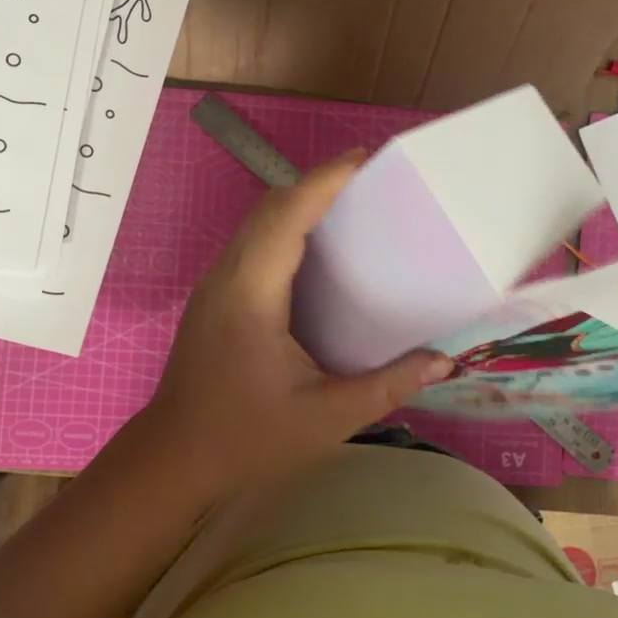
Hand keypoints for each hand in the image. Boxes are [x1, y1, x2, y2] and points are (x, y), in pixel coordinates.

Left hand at [132, 149, 453, 490]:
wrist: (174, 459)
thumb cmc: (247, 439)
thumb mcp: (326, 418)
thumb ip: (387, 386)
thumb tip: (444, 361)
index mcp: (252, 294)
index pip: (287, 215)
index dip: (325, 181)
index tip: (365, 158)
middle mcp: (227, 276)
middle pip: (269, 208)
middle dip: (318, 184)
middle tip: (370, 181)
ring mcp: (214, 286)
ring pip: (256, 224)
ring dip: (299, 205)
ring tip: (350, 206)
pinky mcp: (214, 299)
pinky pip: (252, 246)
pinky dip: (285, 230)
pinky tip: (317, 251)